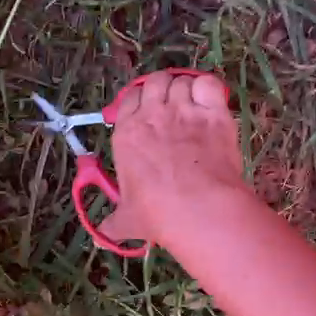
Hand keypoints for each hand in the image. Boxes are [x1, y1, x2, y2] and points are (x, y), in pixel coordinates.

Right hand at [98, 72, 253, 249]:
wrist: (199, 208)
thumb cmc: (157, 212)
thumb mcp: (127, 219)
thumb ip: (113, 223)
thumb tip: (101, 235)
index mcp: (126, 133)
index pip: (128, 98)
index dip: (138, 102)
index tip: (145, 114)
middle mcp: (153, 114)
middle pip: (155, 81)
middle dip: (161, 89)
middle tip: (169, 107)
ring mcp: (184, 109)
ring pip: (181, 80)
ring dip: (185, 89)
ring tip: (191, 106)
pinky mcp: (214, 112)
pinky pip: (208, 83)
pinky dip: (207, 88)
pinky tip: (209, 102)